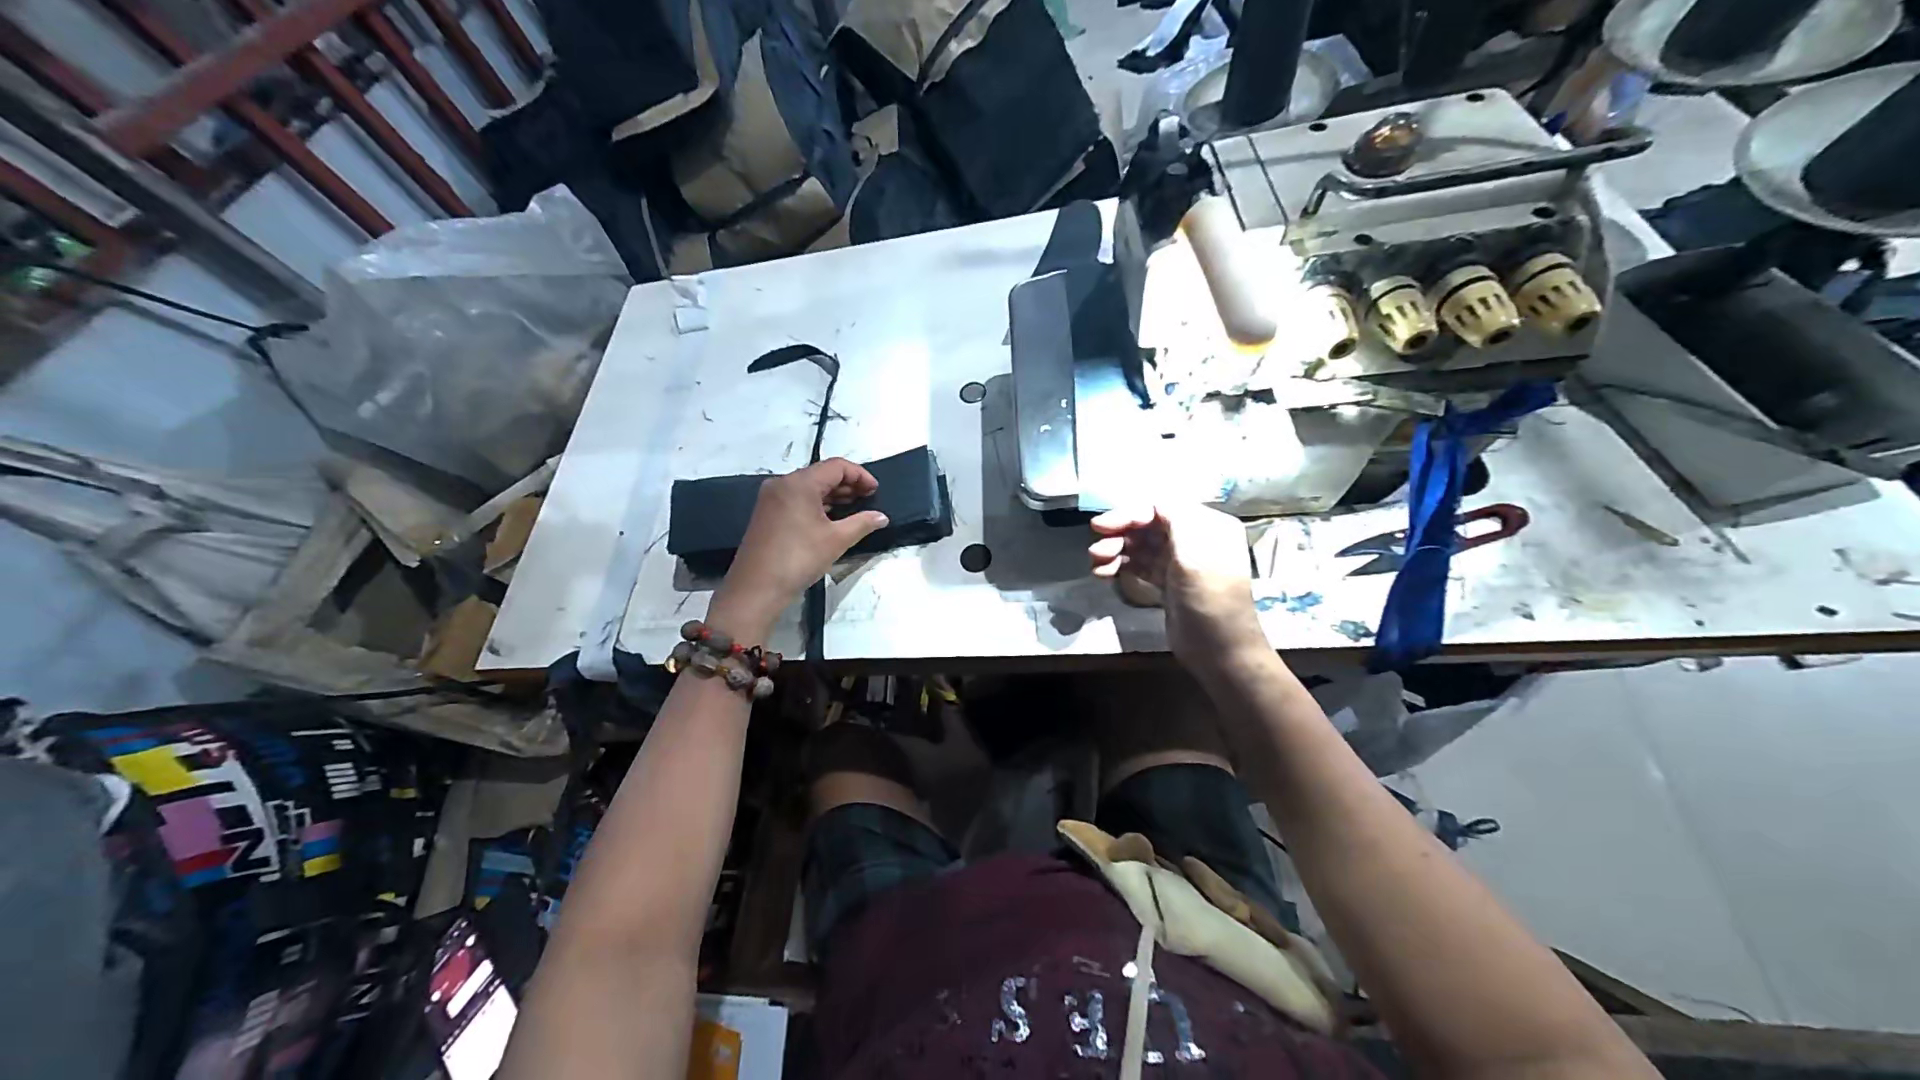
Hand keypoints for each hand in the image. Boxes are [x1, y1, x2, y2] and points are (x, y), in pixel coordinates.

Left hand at [709, 458, 888, 640]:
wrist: (757, 587)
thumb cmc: (798, 559)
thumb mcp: (836, 540)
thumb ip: (862, 523)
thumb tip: (881, 517)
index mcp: (799, 483)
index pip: (836, 466)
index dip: (860, 475)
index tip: (875, 491)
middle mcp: (782, 483)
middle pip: (821, 473)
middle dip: (847, 484)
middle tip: (868, 499)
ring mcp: (771, 498)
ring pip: (808, 486)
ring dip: (832, 494)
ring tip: (854, 509)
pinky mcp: (766, 512)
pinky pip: (796, 498)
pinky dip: (816, 503)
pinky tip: (831, 518)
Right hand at [1088, 504, 1264, 664]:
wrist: (1219, 650)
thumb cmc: (1209, 599)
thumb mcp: (1194, 553)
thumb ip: (1175, 519)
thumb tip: (1154, 500)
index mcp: (1207, 525)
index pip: (1161, 507)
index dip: (1129, 513)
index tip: (1102, 526)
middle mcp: (1194, 538)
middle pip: (1148, 525)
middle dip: (1119, 533)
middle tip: (1096, 549)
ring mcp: (1180, 561)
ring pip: (1140, 545)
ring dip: (1116, 550)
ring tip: (1096, 564)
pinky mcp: (1168, 581)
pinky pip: (1140, 565)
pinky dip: (1120, 566)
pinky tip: (1103, 574)